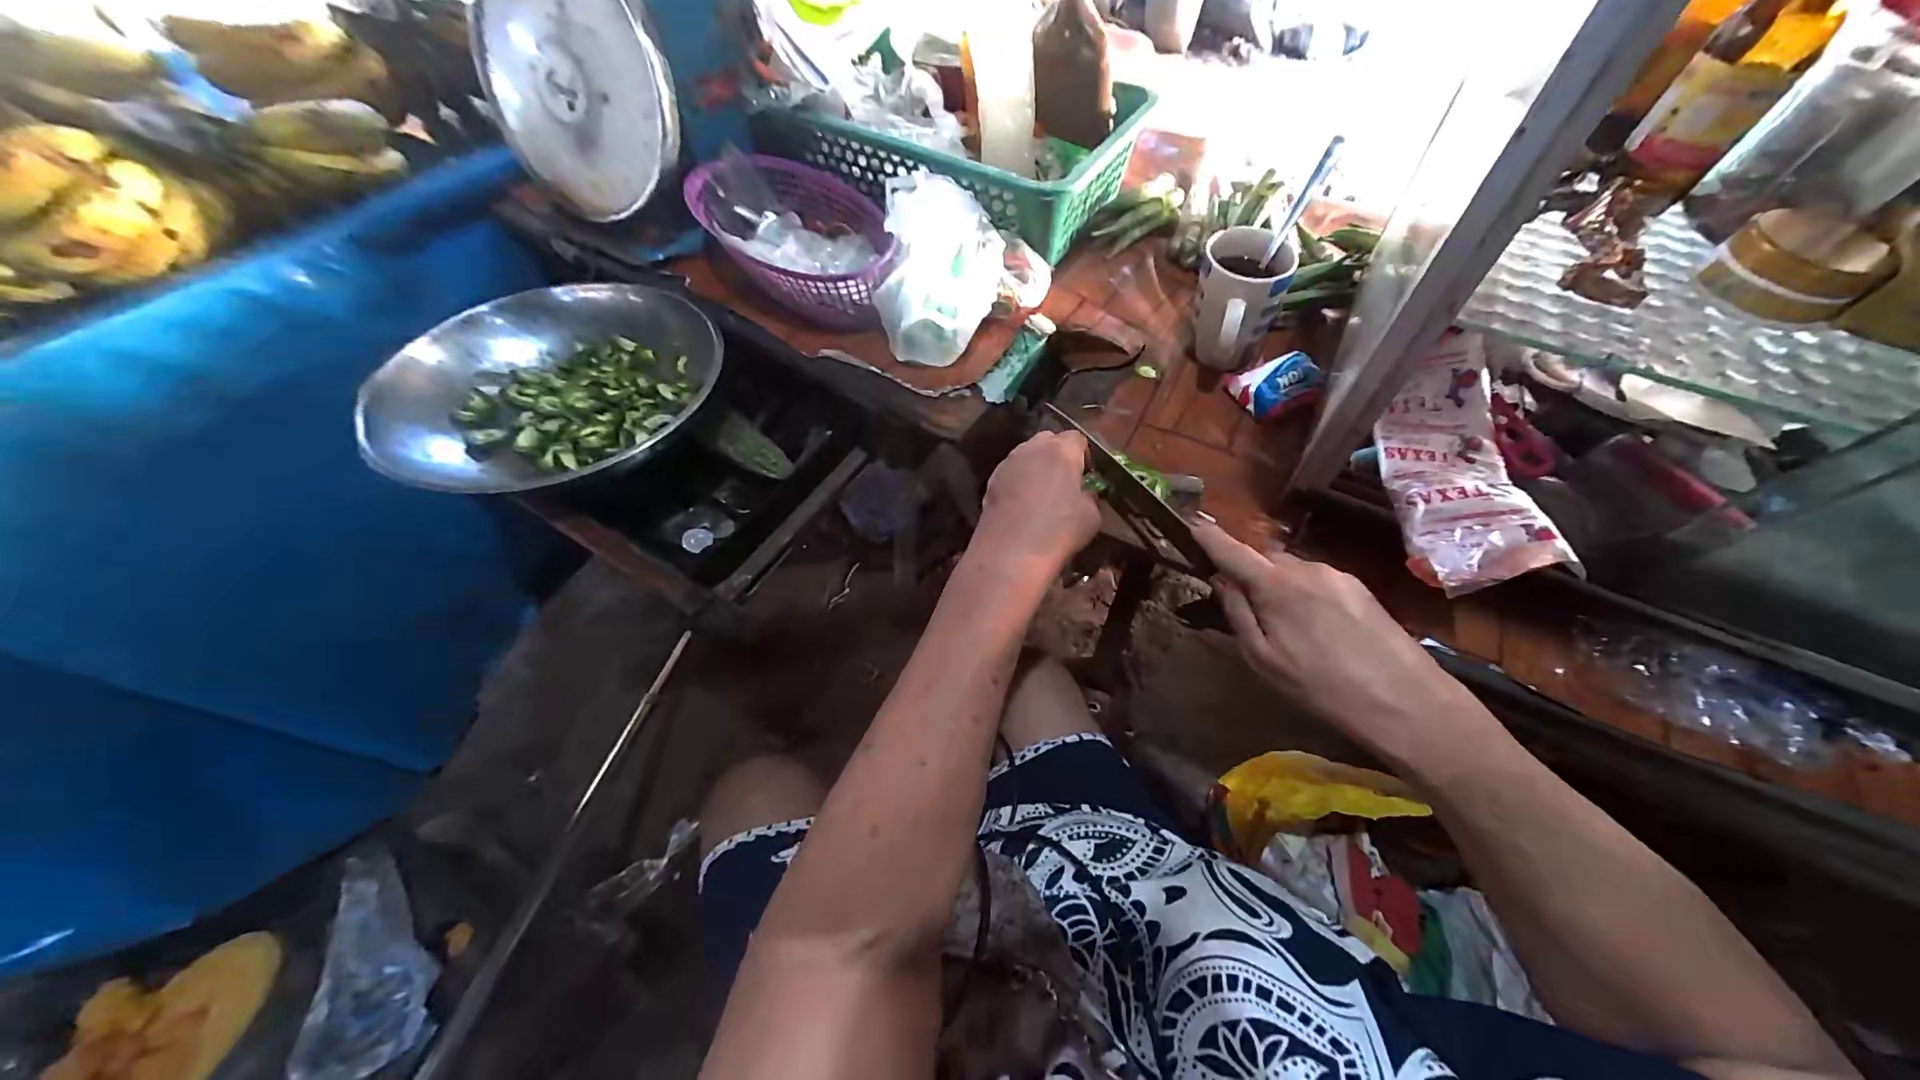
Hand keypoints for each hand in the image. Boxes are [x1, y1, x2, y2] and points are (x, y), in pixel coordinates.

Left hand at [974, 430, 1101, 572]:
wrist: (1010, 552)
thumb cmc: (1058, 531)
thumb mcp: (1091, 516)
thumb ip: (1089, 496)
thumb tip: (1083, 493)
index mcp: (1061, 450)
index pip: (1077, 438)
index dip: (1084, 455)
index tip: (1086, 474)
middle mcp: (1032, 448)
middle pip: (1048, 440)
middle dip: (1057, 454)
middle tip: (1064, 479)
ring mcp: (1007, 462)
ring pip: (1026, 455)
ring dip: (1035, 466)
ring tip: (1042, 493)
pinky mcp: (990, 480)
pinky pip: (1011, 472)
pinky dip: (1018, 481)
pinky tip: (1022, 504)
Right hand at [1191, 520, 1505, 767]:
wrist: (1407, 703)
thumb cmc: (1322, 687)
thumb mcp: (1263, 658)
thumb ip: (1238, 614)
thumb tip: (1221, 581)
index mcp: (1276, 585)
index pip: (1232, 550)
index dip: (1208, 537)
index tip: (1190, 524)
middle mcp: (1307, 568)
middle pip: (1264, 559)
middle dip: (1248, 573)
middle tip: (1242, 608)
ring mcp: (1338, 575)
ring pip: (1292, 570)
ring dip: (1278, 587)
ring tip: (1284, 628)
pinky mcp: (1361, 589)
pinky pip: (1317, 581)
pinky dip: (1303, 595)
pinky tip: (1315, 630)